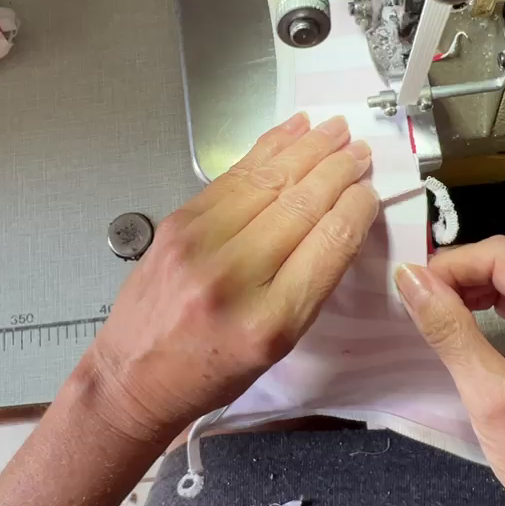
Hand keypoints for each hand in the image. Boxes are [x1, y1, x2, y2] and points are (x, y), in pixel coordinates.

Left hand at [78, 113, 378, 445]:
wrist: (134, 376)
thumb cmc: (212, 371)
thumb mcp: (278, 346)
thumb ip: (311, 284)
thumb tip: (340, 219)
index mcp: (270, 320)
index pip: (328, 245)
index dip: (355, 209)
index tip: (370, 190)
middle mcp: (234, 275)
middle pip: (301, 205)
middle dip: (337, 170)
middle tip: (360, 151)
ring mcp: (199, 243)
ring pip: (267, 180)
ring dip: (306, 149)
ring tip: (334, 129)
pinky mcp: (178, 222)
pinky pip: (232, 176)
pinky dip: (265, 149)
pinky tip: (289, 133)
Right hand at [394, 237, 504, 505]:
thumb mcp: (490, 395)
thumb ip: (450, 329)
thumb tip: (407, 276)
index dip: (453, 266)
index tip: (410, 289)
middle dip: (459, 277)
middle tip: (415, 301)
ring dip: (468, 289)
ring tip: (431, 310)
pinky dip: (486, 305)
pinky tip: (459, 318)